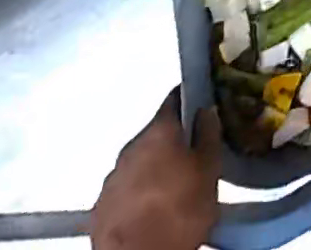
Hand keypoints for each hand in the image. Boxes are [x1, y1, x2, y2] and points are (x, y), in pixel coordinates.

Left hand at [92, 87, 218, 249]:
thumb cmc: (180, 212)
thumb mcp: (210, 171)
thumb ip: (209, 135)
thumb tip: (205, 109)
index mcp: (159, 131)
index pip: (175, 98)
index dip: (191, 98)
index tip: (204, 105)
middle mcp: (131, 146)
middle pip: (157, 132)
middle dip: (175, 139)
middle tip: (195, 155)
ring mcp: (112, 178)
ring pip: (140, 160)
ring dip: (156, 166)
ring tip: (175, 188)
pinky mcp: (100, 208)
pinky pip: (126, 187)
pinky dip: (140, 190)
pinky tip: (153, 209)